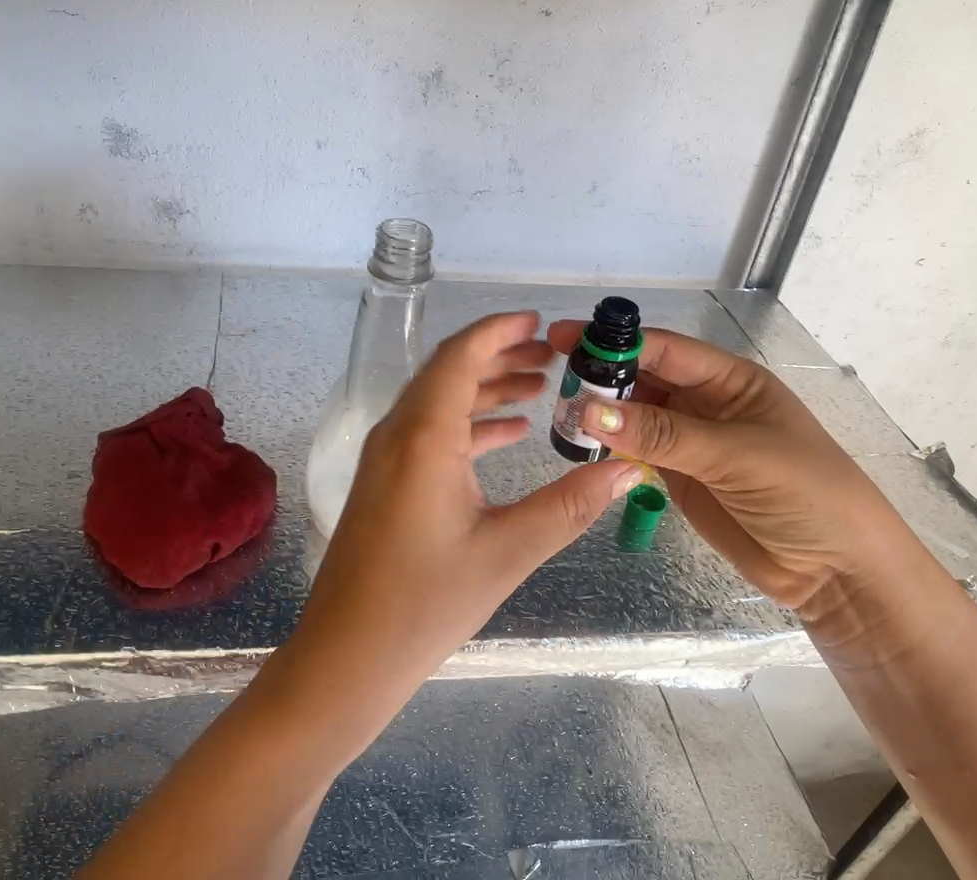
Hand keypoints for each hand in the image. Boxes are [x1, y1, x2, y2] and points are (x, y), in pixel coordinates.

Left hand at [289, 312, 644, 703]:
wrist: (347, 655)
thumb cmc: (425, 602)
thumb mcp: (507, 551)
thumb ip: (569, 505)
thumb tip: (629, 469)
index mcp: (424, 436)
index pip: (459, 357)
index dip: (498, 331)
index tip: (537, 321)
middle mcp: (398, 435)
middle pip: (448, 373)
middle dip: (499, 357)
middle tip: (551, 357)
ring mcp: (385, 460)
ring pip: (438, 403)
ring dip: (485, 390)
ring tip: (538, 390)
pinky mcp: (384, 484)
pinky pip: (429, 435)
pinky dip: (468, 425)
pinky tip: (506, 437)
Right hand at [546, 321, 913, 613]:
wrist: (836, 571)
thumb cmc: (806, 495)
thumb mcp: (736, 456)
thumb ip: (663, 434)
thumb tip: (589, 412)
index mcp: (731, 381)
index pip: (664, 350)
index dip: (615, 341)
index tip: (563, 338)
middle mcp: (707, 404)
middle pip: (643, 378)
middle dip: (601, 375)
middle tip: (551, 378)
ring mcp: (691, 442)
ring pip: (635, 415)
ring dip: (600, 413)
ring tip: (556, 412)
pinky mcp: (680, 478)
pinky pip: (636, 453)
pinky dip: (609, 448)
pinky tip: (579, 445)